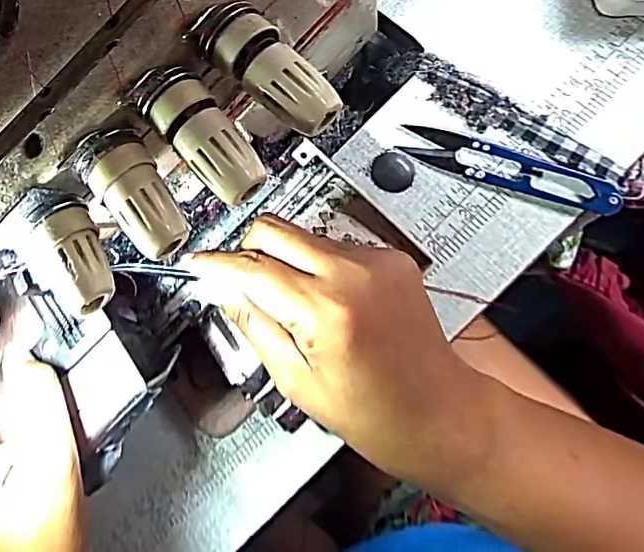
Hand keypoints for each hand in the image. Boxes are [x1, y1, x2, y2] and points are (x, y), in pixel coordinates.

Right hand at [187, 216, 490, 484]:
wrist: (443, 412)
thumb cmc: (381, 415)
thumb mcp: (300, 384)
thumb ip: (256, 327)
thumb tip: (225, 292)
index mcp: (327, 311)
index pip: (252, 268)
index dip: (217, 265)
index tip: (200, 264)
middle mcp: (353, 273)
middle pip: (273, 229)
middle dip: (248, 251)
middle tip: (244, 283)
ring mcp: (375, 259)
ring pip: (302, 234)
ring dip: (286, 259)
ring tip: (298, 306)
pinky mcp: (389, 255)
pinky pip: (334, 244)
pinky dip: (319, 264)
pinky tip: (330, 301)